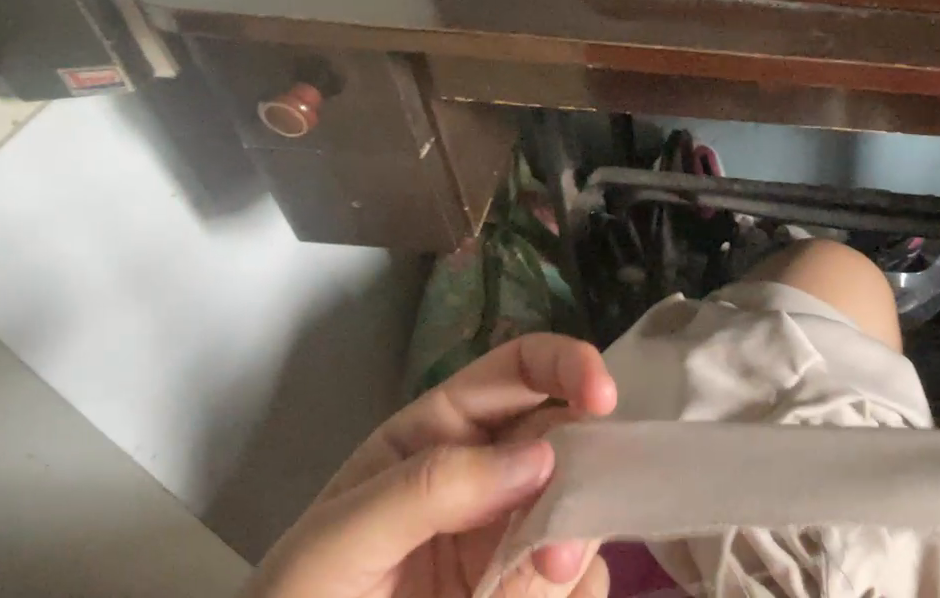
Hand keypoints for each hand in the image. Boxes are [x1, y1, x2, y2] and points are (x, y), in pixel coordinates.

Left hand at [245, 334, 618, 597]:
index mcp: (442, 433)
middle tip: (552, 560)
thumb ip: (429, 488)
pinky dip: (572, 596)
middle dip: (579, 488)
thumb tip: (543, 456)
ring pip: (585, 515)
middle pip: (568, 444)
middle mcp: (490, 475)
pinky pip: (584, 583)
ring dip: (570, 559)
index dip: (568, 365)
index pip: (520, 369)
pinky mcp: (527, 594)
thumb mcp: (336, 542)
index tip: (603, 400)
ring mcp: (512, 539)